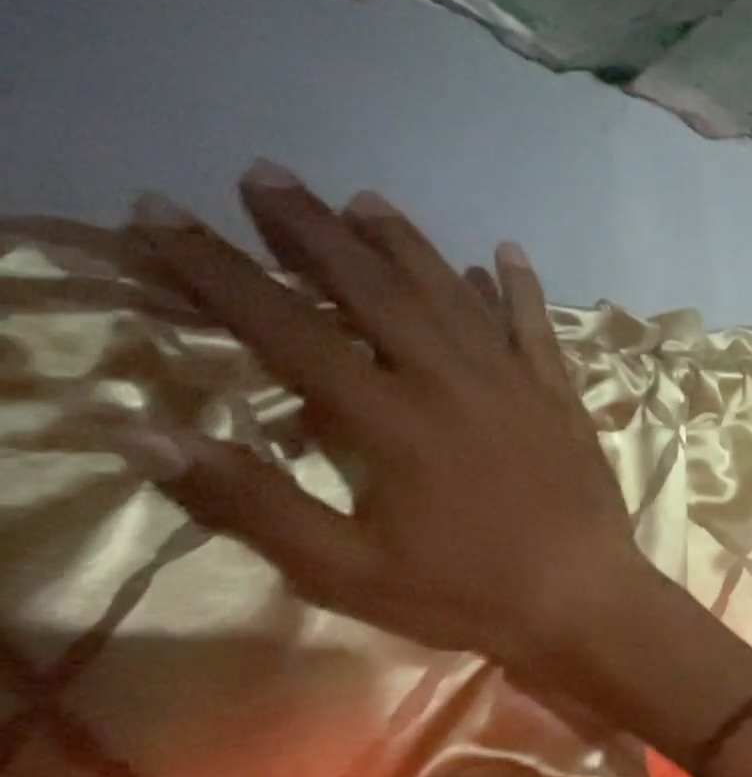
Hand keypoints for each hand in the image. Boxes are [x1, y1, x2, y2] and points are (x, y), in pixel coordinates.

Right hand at [123, 161, 648, 678]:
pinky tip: (506, 253)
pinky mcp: (563, 399)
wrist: (585, 600)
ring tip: (364, 201)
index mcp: (390, 419)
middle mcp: (453, 381)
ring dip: (407, 245)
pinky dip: (521, 289)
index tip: (162, 212)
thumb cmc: (467, 593)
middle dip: (313, 230)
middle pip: (374, 289)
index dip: (219, 268)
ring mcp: (517, 384)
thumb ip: (250, 501)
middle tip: (266, 176)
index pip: (287, 328)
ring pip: (455, 295)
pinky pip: (538, 329)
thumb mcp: (344, 569)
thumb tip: (141, 434)